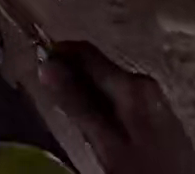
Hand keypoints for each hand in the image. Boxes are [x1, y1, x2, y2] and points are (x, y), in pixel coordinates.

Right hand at [37, 41, 194, 173]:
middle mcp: (144, 82)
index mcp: (132, 84)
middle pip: (96, 65)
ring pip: (106, 81)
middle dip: (70, 74)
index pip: (84, 51)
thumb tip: (44, 65)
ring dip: (84, 89)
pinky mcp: (157, 115)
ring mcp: (154, 99)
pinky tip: (96, 124)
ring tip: (71, 112)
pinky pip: (119, 96)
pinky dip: (101, 102)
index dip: (57, 53)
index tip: (37, 66)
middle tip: (50, 93)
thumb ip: (76, 103)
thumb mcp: (107, 144)